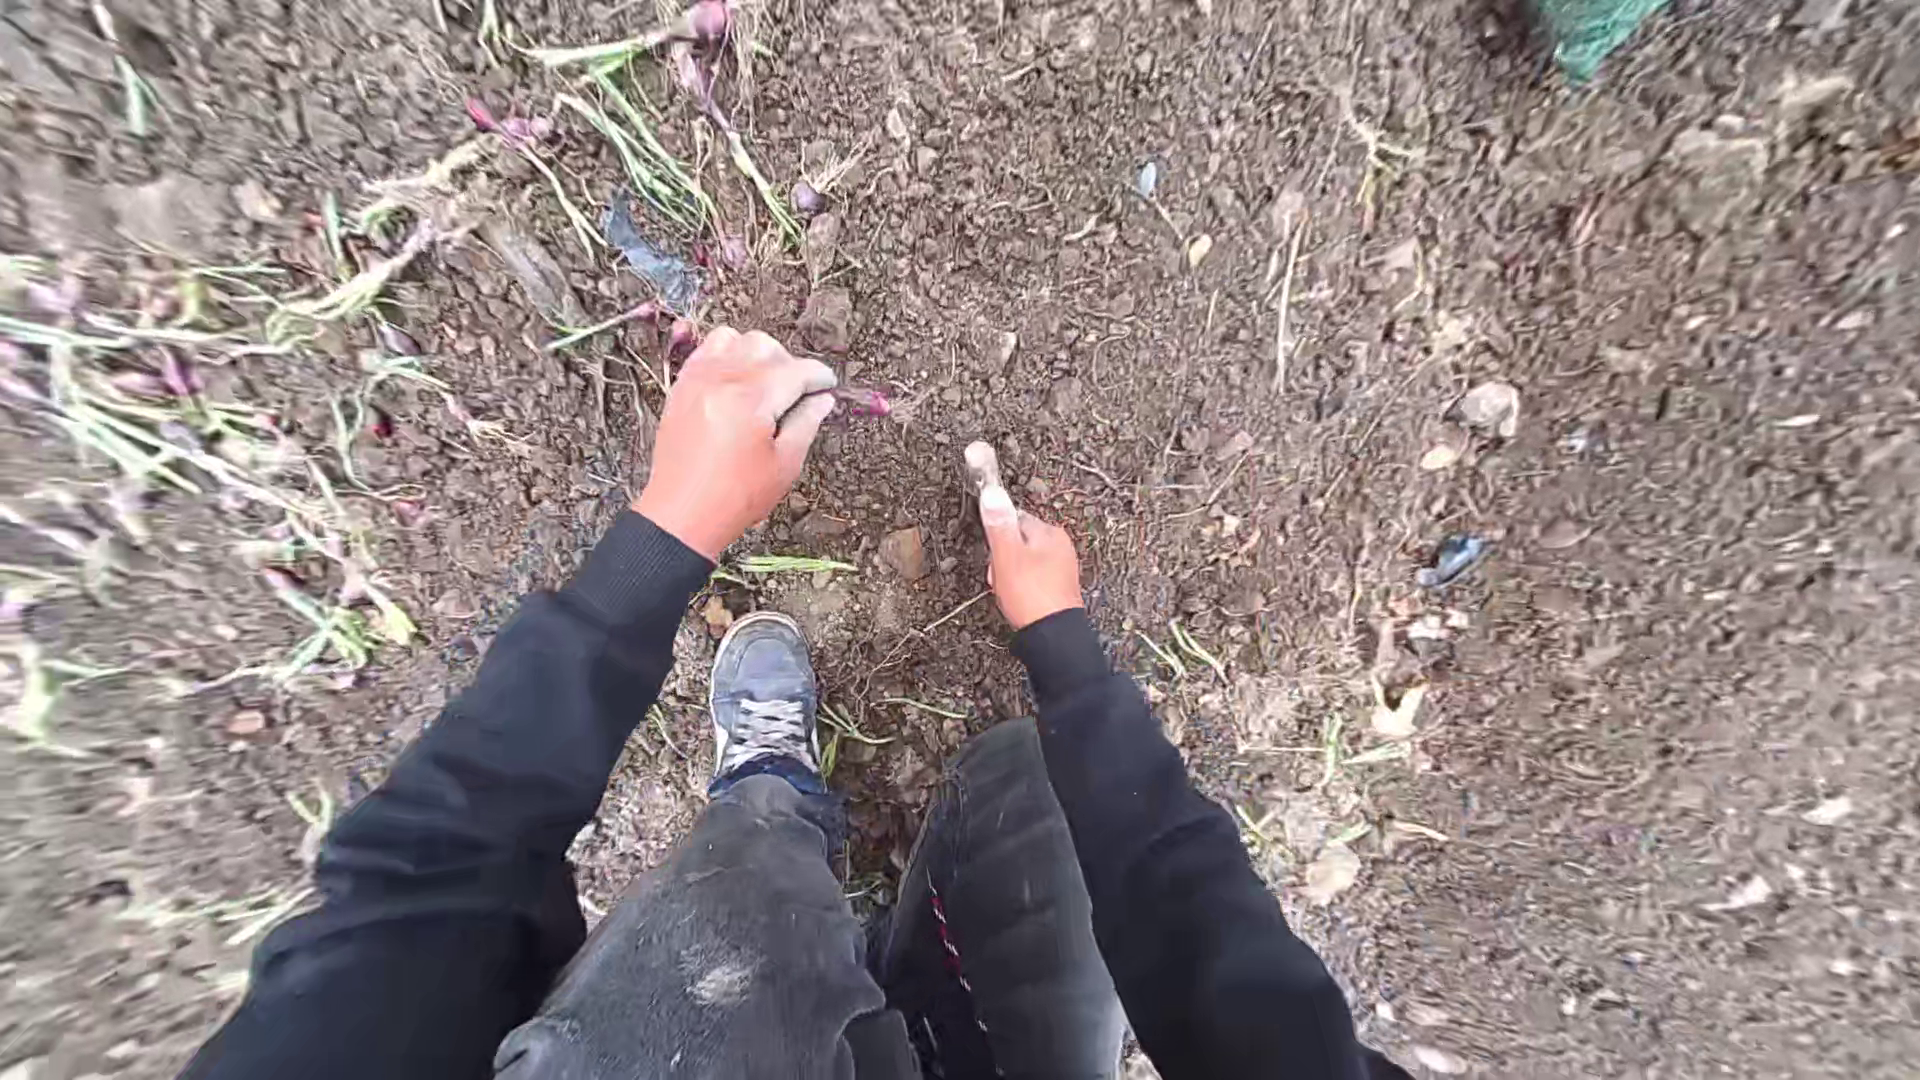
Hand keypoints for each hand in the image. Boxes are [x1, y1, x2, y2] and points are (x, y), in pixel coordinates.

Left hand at [633, 327, 835, 559]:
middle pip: (765, 346)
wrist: (683, 515)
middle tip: (799, 393)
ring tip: (766, 384)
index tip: (829, 387)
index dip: (820, 376)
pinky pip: (705, 351)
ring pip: (733, 338)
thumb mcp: (785, 465)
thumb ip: (806, 423)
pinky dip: (726, 356)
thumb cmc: (736, 497)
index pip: (796, 370)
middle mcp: (721, 380)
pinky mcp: (681, 389)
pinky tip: (737, 382)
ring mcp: (696, 381)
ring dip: (756, 354)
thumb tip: (821, 400)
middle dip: (790, 364)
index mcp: (751, 399)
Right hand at [978, 480, 1083, 629]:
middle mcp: (1059, 547)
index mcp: (1050, 533)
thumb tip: (992, 491)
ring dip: (1009, 575)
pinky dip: (1020, 587)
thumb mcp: (1007, 554)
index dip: (997, 538)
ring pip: (1022, 562)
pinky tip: (1017, 599)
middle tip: (1002, 576)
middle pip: (1017, 542)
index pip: (1014, 519)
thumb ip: (998, 523)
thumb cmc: (1032, 596)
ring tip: (1010, 591)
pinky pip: (1030, 579)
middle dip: (1003, 559)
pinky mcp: (1056, 587)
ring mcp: (1060, 568)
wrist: (1051, 636)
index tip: (994, 553)